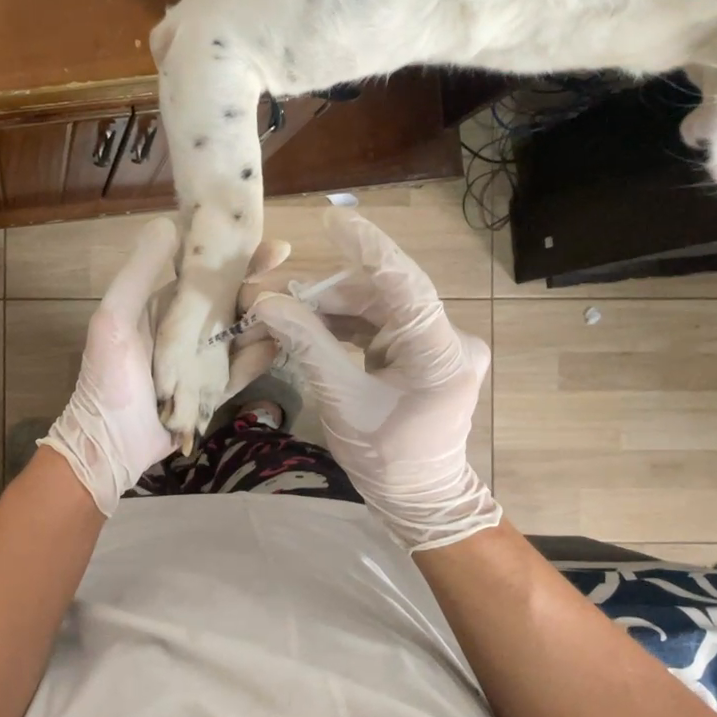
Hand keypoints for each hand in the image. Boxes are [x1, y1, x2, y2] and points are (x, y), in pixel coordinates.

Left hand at [40, 218, 286, 513]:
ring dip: (265, 321)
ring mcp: (198, 362)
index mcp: (159, 306)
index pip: (204, 273)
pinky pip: (240, 371)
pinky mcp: (209, 392)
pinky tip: (279, 346)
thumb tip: (169, 221)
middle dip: (258, 288)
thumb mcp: (114, 318)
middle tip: (287, 282)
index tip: (275, 248)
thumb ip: (139, 272)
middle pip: (229, 300)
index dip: (237, 258)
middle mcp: (182, 329)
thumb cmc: (107, 378)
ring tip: (291, 312)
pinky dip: (259, 358)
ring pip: (240, 333)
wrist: (108, 445)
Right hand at [249, 210, 500, 549]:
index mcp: (441, 355)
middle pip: (384, 296)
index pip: (406, 286)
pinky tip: (310, 328)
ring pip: (379, 308)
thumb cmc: (385, 458)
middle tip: (274, 299)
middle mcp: (450, 340)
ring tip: (284, 317)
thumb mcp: (342, 401)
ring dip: (331, 310)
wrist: (419, 497)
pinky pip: (381, 325)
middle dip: (328, 295)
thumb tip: (266, 304)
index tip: (334, 220)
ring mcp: (440, 345)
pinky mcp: (425, 352)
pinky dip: (344, 326)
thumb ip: (309, 346)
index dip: (369, 250)